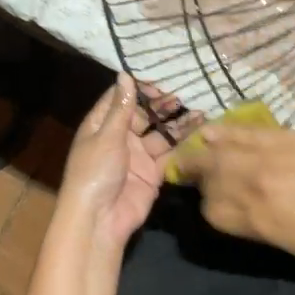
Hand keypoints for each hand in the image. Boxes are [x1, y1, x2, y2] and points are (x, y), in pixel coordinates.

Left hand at [57, 75, 201, 248]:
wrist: (100, 220)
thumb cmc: (95, 171)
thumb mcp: (107, 136)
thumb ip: (121, 108)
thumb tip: (124, 74)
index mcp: (101, 125)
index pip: (120, 98)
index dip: (138, 86)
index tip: (161, 74)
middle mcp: (120, 137)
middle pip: (143, 114)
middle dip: (162, 103)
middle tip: (186, 89)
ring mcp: (138, 155)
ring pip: (160, 133)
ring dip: (176, 121)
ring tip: (198, 105)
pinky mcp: (153, 172)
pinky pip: (170, 153)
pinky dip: (183, 142)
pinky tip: (199, 128)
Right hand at [174, 125, 294, 265]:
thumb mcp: (290, 245)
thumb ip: (255, 225)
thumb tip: (234, 211)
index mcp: (256, 219)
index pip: (210, 209)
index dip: (209, 209)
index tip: (216, 209)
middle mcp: (254, 183)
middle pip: (207, 174)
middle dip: (198, 178)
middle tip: (195, 179)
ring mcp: (268, 154)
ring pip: (217, 148)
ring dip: (203, 152)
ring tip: (198, 154)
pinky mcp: (284, 134)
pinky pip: (241, 130)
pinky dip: (223, 132)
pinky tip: (213, 133)